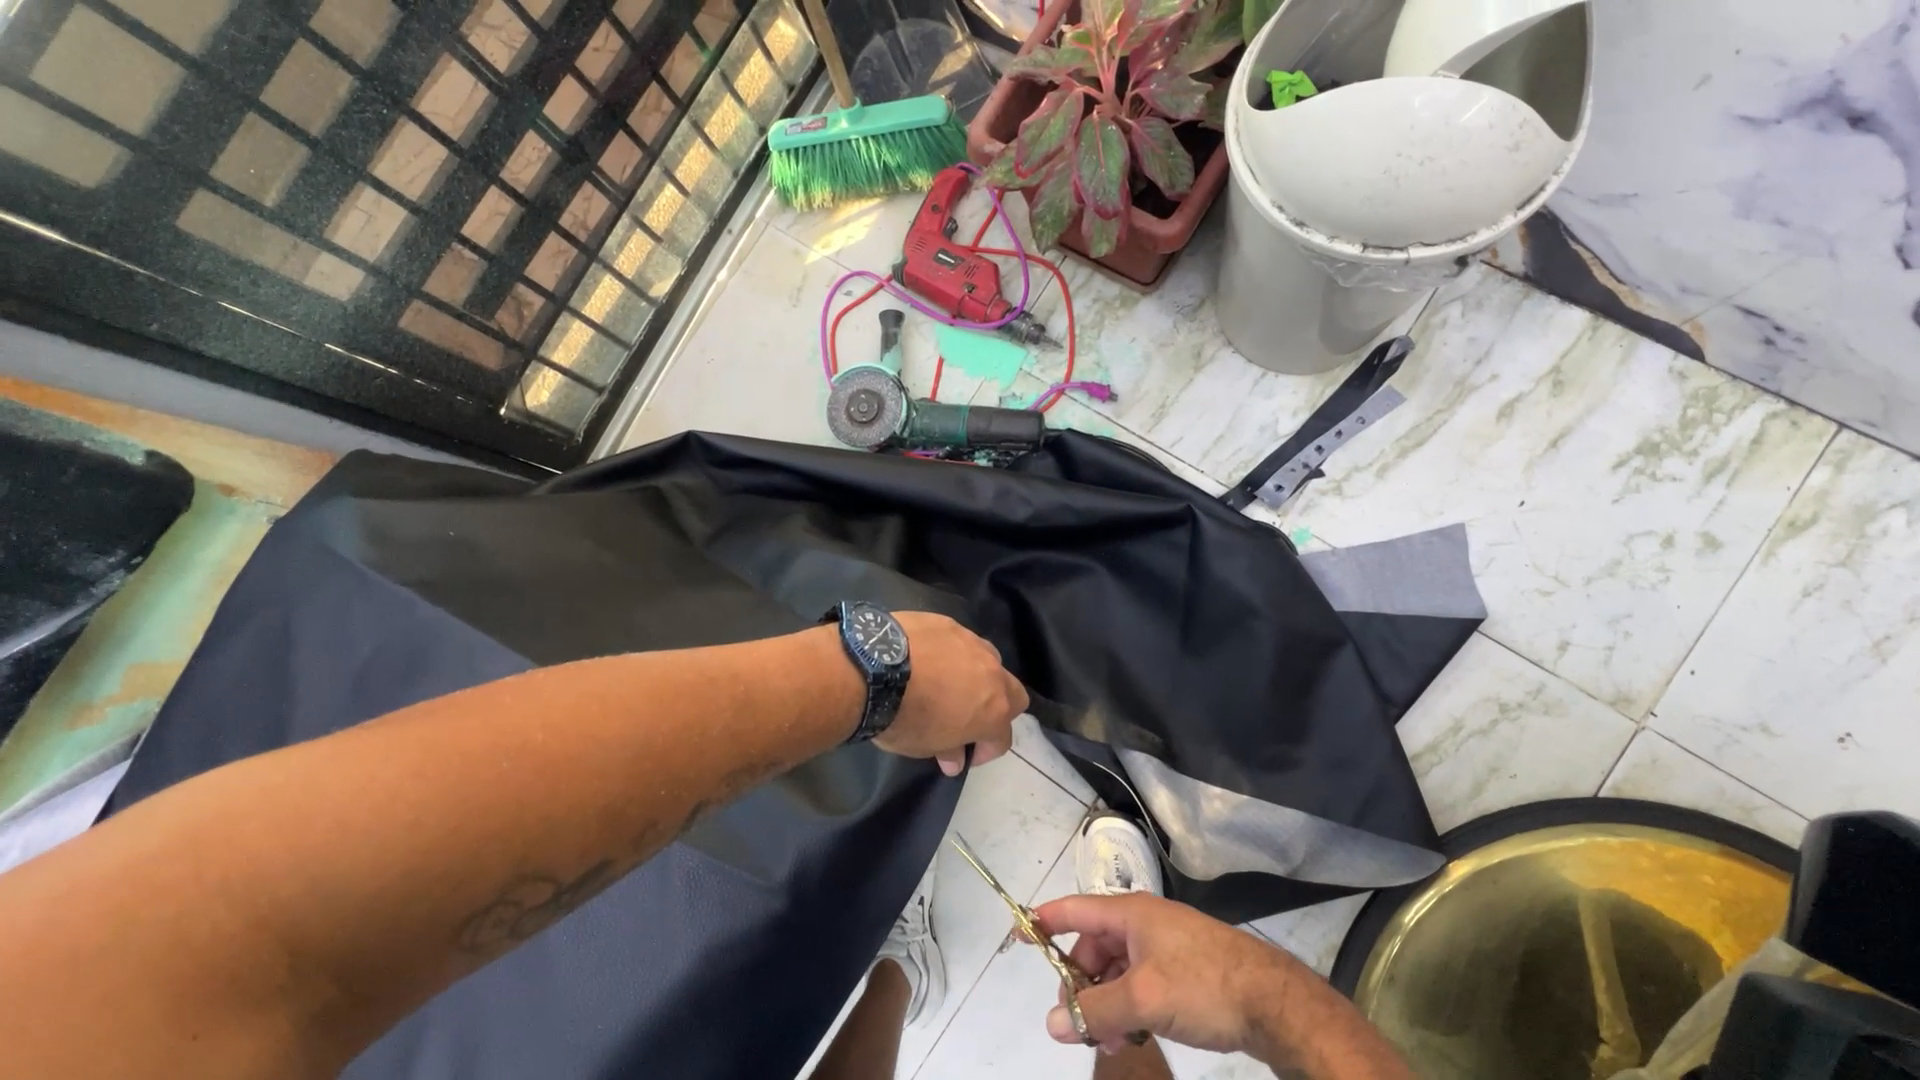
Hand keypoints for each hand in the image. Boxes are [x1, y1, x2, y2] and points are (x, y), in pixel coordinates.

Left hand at [873, 612, 1027, 776]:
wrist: (873, 669)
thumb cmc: (903, 717)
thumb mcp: (924, 746)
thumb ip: (947, 749)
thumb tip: (954, 758)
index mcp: (994, 711)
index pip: (1002, 738)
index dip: (984, 751)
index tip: (962, 755)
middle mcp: (993, 673)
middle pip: (1013, 693)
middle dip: (998, 707)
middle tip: (969, 716)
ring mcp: (972, 643)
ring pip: (989, 660)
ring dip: (976, 676)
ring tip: (946, 683)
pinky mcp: (948, 622)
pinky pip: (959, 641)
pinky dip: (949, 653)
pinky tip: (925, 659)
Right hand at [1031, 893, 1299, 1055]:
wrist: (1275, 1001)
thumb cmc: (1204, 985)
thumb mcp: (1144, 998)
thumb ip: (1095, 1010)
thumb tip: (1052, 1022)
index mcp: (1130, 913)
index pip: (1073, 909)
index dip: (1042, 921)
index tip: (1017, 937)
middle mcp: (1144, 923)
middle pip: (1094, 948)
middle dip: (1080, 986)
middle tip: (1079, 1024)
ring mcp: (1166, 945)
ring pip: (1117, 971)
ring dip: (1106, 1003)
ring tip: (1110, 1041)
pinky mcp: (1184, 969)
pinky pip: (1140, 982)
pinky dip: (1129, 1006)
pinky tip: (1133, 1036)